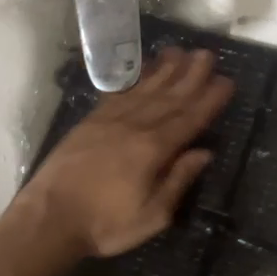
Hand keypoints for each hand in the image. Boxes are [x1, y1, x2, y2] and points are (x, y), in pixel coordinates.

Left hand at [15, 47, 232, 257]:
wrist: (50, 217)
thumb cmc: (105, 224)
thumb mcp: (152, 215)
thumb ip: (178, 180)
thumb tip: (204, 152)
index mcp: (153, 149)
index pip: (189, 119)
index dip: (209, 100)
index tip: (226, 81)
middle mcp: (134, 126)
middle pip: (168, 97)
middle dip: (190, 76)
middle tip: (207, 54)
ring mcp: (109, 121)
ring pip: (144, 90)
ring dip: (164, 70)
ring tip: (180, 51)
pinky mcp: (90, 122)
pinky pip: (118, 93)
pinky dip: (134, 80)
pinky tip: (142, 70)